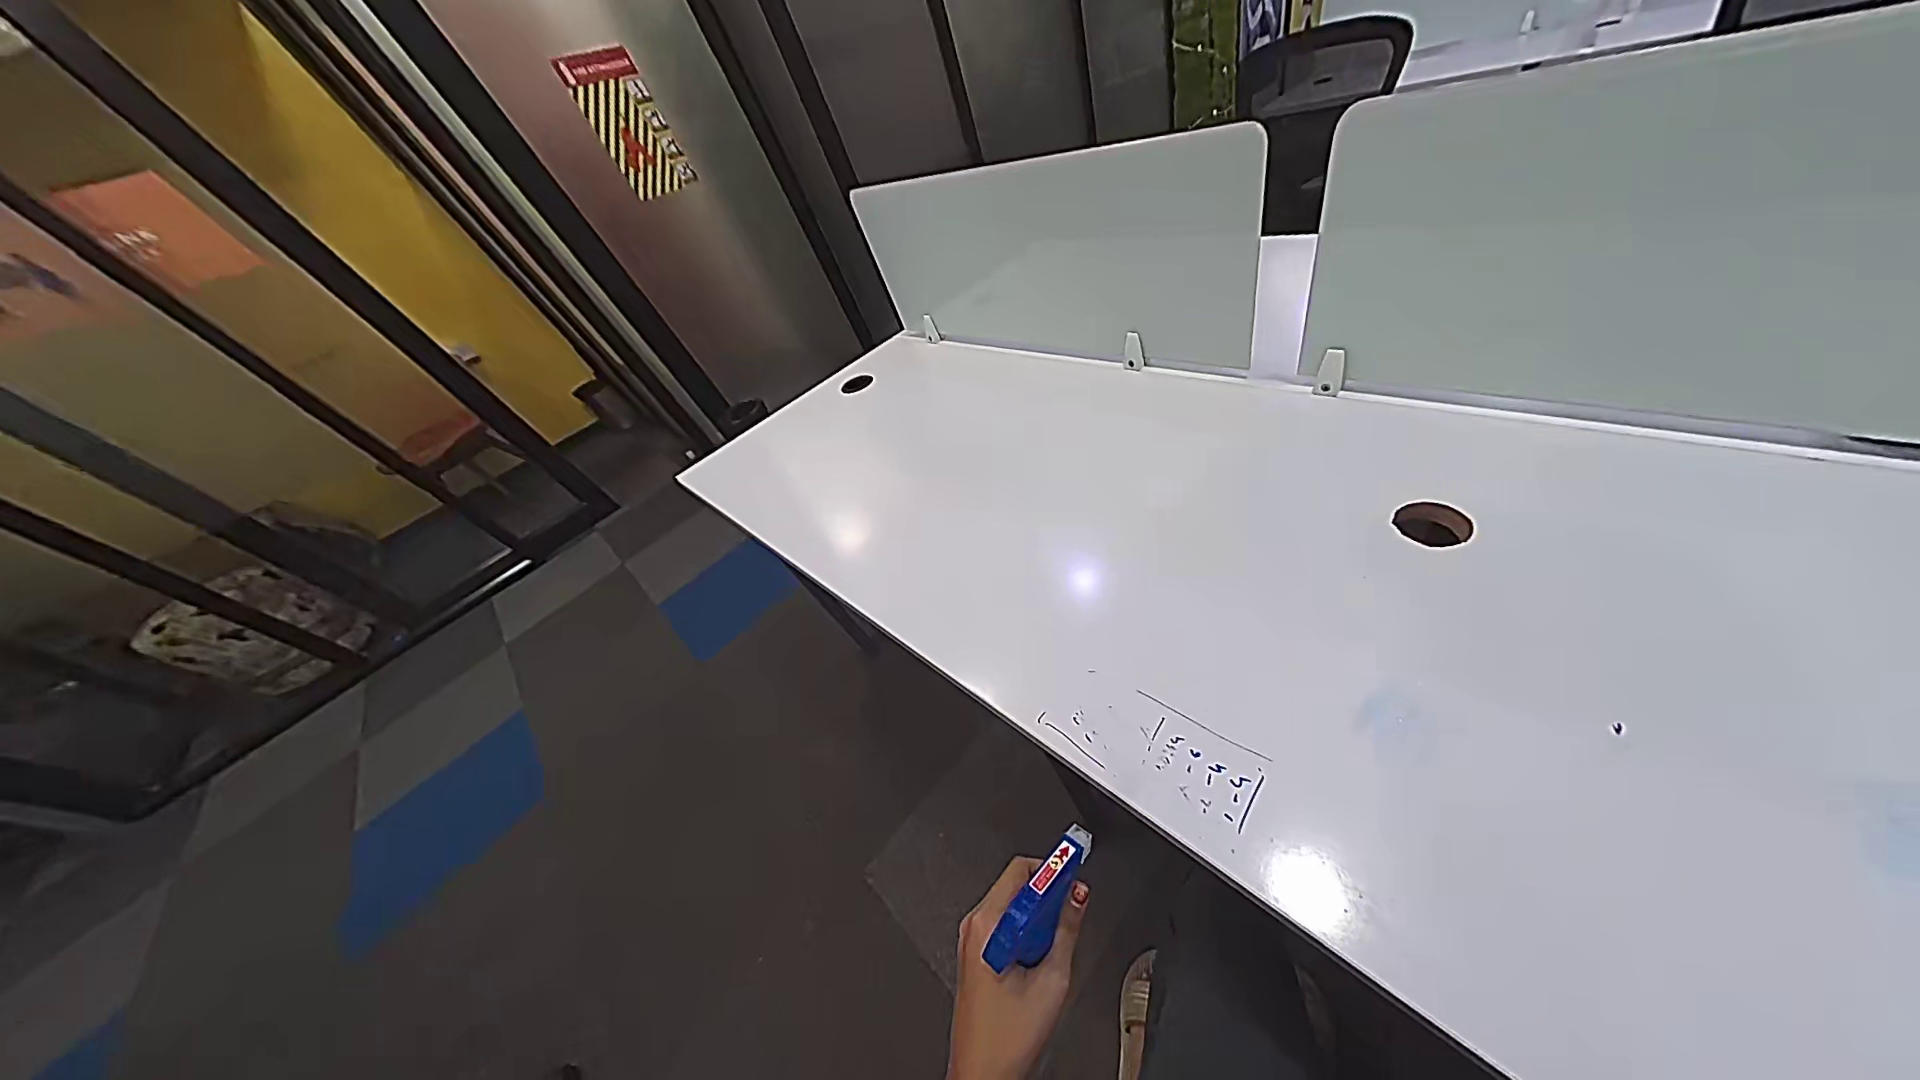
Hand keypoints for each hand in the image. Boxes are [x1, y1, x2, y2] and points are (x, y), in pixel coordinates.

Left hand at [946, 856, 1091, 1079]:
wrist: (982, 1073)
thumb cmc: (1007, 1037)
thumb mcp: (1052, 979)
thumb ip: (1068, 929)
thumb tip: (1078, 896)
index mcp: (987, 924)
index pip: (1020, 870)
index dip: (1051, 868)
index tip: (1073, 867)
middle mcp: (974, 925)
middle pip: (1015, 884)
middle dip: (1047, 894)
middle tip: (1070, 907)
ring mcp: (972, 938)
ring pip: (1012, 904)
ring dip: (1037, 914)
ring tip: (1052, 943)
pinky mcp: (976, 950)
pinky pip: (1004, 922)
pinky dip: (1026, 927)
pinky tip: (1037, 955)